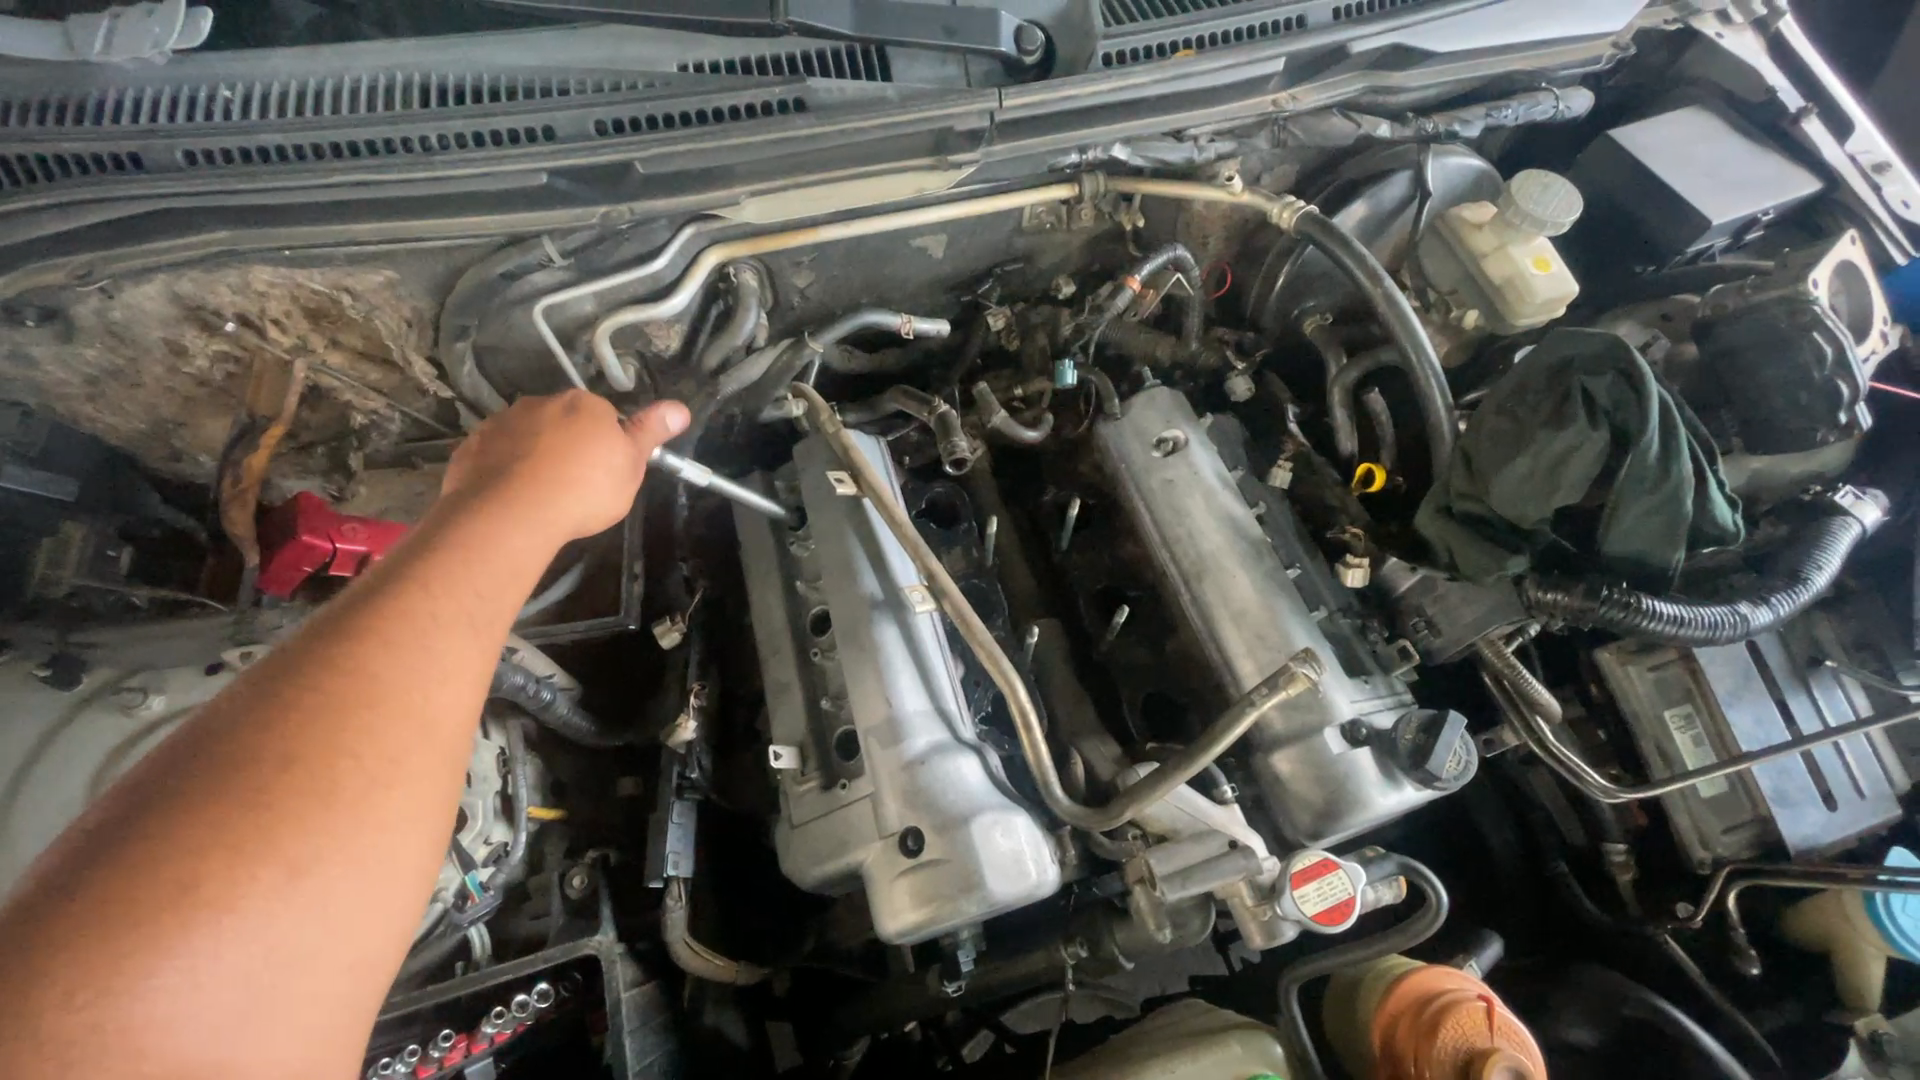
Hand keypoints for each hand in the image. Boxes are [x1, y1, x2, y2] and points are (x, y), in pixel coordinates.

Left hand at [442, 391, 688, 545]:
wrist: (513, 513)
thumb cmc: (585, 489)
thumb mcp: (631, 465)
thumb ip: (651, 433)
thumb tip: (681, 407)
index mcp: (585, 404)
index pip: (603, 415)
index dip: (607, 443)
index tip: (607, 471)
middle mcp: (541, 402)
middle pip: (562, 421)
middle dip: (569, 444)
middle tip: (577, 483)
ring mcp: (502, 423)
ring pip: (527, 436)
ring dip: (535, 455)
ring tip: (542, 493)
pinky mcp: (471, 447)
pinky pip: (496, 455)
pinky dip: (504, 469)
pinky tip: (512, 496)